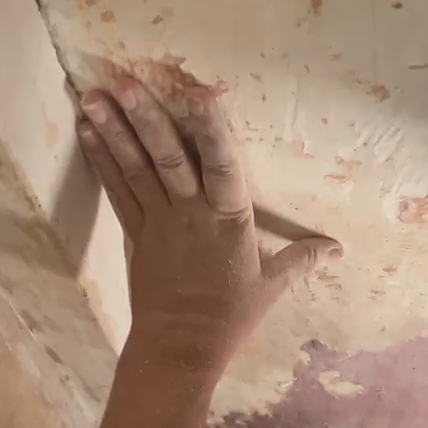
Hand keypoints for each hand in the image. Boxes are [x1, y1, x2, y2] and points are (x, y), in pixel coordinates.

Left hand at [77, 78, 340, 374]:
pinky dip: (102, 160)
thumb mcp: (273, 286)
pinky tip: (87, 129)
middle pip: (168, 160)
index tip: (202, 93)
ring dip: (114, 131)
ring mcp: (158, 222)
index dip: (213, 130)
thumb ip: (304, 260)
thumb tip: (340, 248)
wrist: (179, 348)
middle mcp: (190, 213)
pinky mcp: (135, 233)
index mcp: (229, 220)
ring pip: (135, 169)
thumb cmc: (230, 316)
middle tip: (124, 80)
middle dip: (147, 118)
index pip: (224, 167)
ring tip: (93, 94)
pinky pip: (117, 191)